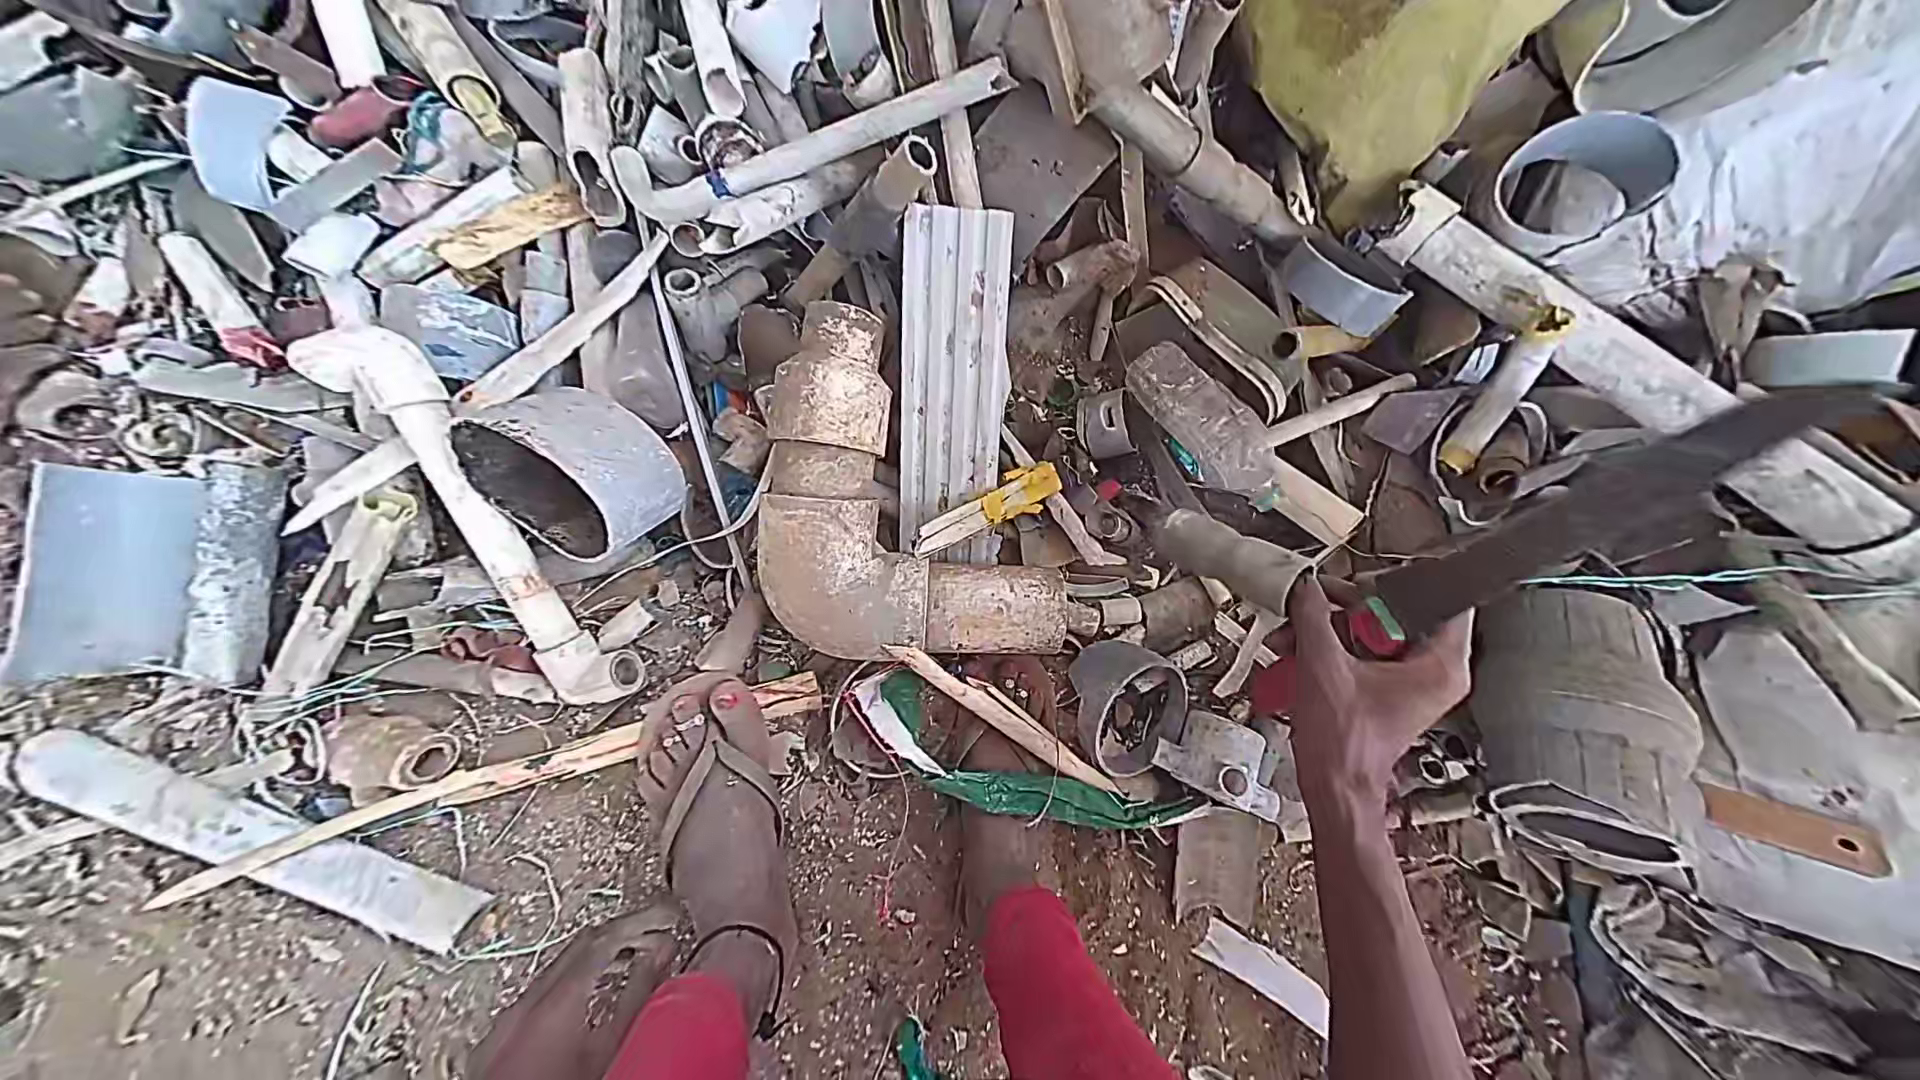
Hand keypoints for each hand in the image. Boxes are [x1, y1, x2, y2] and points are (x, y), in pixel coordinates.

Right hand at [1286, 575, 1472, 803]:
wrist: (1332, 783)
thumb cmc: (1345, 745)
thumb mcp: (1323, 667)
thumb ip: (1314, 618)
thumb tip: (1306, 588)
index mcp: (1440, 667)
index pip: (1442, 601)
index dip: (1401, 583)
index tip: (1366, 579)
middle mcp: (1431, 672)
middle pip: (1394, 613)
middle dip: (1345, 609)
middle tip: (1317, 605)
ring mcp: (1407, 682)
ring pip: (1370, 632)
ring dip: (1327, 629)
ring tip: (1295, 635)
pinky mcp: (1382, 689)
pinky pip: (1358, 652)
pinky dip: (1327, 648)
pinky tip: (1297, 651)